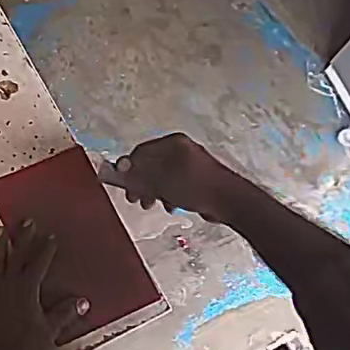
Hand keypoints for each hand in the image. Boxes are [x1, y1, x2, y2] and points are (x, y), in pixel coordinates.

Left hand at [0, 220, 90, 349]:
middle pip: (17, 257)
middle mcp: (8, 287)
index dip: (46, 248)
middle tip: (26, 221)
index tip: (50, 236)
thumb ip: (64, 314)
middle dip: (23, 238)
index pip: (39, 263)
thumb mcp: (50, 332)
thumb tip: (81, 302)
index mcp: (27, 290)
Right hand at [107, 133, 250, 222]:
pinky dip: (167, 194)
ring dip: (152, 191)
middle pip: (150, 164)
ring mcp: (189, 164)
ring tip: (150, 203)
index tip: (120, 181)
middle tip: (134, 197)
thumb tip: (122, 167)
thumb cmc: (196, 187)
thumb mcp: (161, 180)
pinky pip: (173, 184)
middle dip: (140, 182)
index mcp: (174, 144)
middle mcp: (181, 150)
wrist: (229, 201)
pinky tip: (170, 205)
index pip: (141, 152)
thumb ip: (139, 173)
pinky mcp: (195, 179)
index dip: (128, 167)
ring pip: (161, 176)